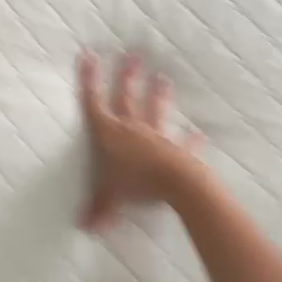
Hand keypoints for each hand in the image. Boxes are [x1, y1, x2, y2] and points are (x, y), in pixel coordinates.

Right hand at [78, 51, 206, 232]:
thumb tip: (81, 227)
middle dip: (127, 75)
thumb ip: (97, 209)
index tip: (89, 54)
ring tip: (163, 77)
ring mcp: (156, 136)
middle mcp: (130, 127)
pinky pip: (184, 142)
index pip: (93, 100)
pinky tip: (199, 133)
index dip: (90, 77)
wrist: (177, 186)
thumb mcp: (109, 197)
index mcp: (108, 131)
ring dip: (158, 95)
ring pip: (155, 110)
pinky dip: (191, 139)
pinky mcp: (179, 150)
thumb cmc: (135, 184)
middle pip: (126, 96)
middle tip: (132, 54)